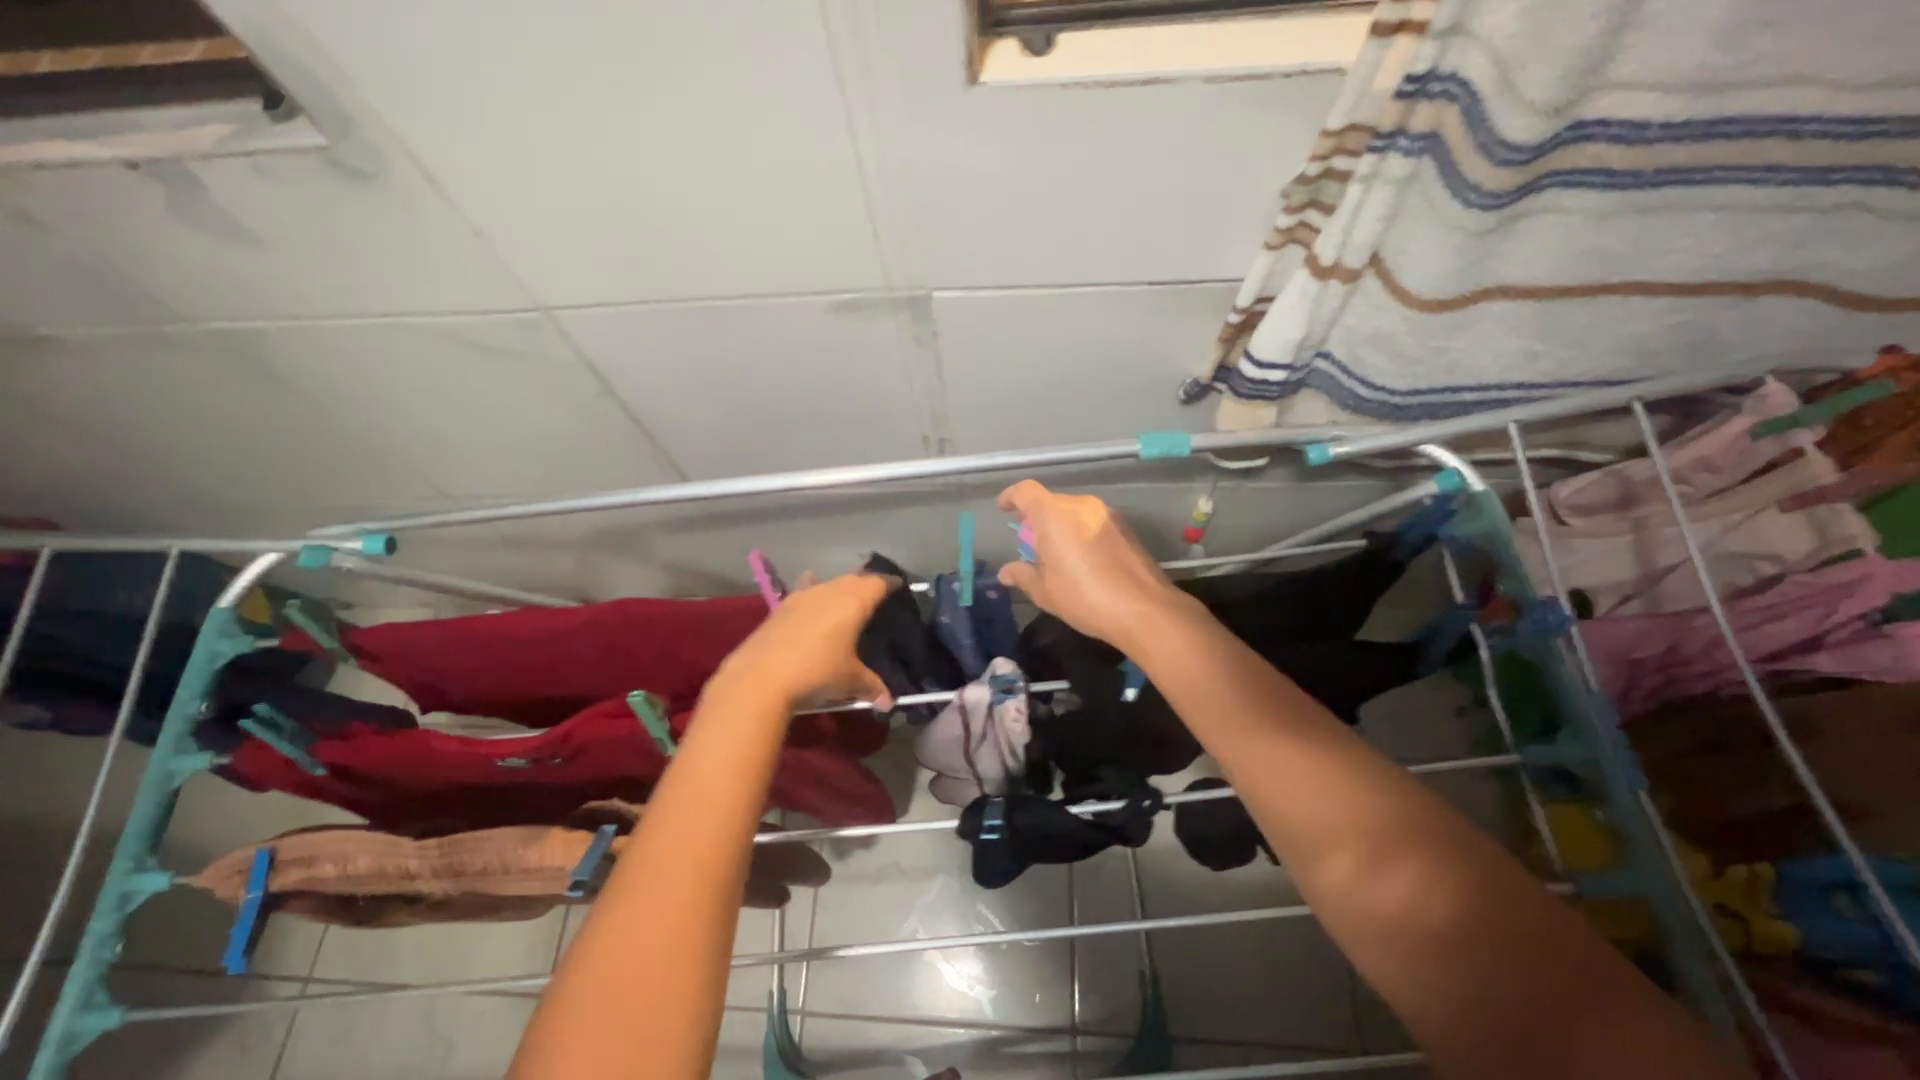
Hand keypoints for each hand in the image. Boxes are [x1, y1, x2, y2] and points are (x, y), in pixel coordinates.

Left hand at [709, 572, 896, 710]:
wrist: (760, 677)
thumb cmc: (817, 672)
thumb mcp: (850, 681)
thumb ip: (871, 687)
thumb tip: (887, 703)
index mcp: (853, 602)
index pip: (877, 583)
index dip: (889, 583)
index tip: (898, 586)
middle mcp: (828, 591)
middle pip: (852, 579)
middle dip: (864, 584)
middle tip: (873, 595)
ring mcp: (800, 597)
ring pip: (825, 583)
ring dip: (836, 588)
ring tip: (842, 599)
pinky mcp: (778, 609)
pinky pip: (803, 594)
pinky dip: (811, 597)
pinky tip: (809, 608)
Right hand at [995, 480, 1190, 651]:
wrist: (1143, 608)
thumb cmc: (1084, 597)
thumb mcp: (1045, 592)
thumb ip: (1023, 575)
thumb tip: (1006, 572)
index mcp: (1054, 514)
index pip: (1026, 491)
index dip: (1011, 497)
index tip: (1004, 509)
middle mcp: (1081, 506)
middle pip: (1052, 503)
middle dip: (1038, 520)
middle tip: (1032, 547)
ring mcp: (1107, 514)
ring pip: (1075, 513)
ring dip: (1063, 528)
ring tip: (1060, 557)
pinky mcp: (1126, 528)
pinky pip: (1094, 523)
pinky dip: (1083, 534)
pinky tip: (1085, 562)